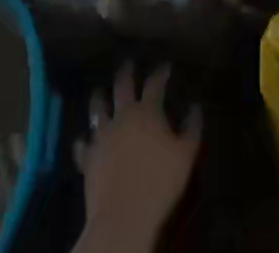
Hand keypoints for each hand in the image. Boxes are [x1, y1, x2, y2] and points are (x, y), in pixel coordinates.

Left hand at [73, 64, 201, 252]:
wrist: (124, 216)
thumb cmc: (160, 181)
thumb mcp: (187, 154)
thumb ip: (192, 127)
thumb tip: (194, 107)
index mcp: (147, 112)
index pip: (155, 83)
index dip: (161, 72)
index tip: (166, 66)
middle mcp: (122, 117)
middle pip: (121, 87)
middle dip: (126, 72)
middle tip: (127, 63)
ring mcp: (102, 136)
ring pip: (97, 109)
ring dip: (99, 97)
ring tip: (99, 91)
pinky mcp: (88, 158)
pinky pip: (83, 143)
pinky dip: (84, 138)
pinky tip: (84, 138)